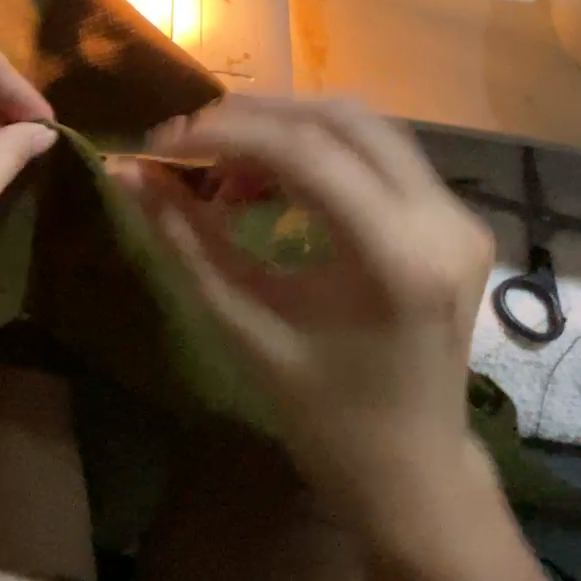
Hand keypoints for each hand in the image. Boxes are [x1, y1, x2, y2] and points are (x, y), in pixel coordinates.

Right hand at [109, 97, 494, 514]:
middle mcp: (441, 220)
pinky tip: (264, 181)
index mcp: (394, 257)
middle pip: (337, 118)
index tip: (160, 145)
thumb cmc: (317, 405)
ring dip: (279, 128)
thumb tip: (124, 171)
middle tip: (185, 144)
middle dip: (249, 118)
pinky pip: (372, 150)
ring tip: (220, 164)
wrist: (408, 462)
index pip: (303, 151)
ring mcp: (456, 214)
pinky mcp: (450, 216)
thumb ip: (181, 235)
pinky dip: (308, 148)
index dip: (222, 133)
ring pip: (357, 124)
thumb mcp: (237, 319)